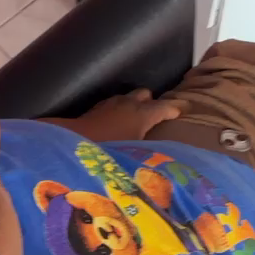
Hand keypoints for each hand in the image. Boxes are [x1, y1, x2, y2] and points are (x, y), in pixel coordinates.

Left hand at [57, 89, 183, 142]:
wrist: (72, 143)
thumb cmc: (106, 152)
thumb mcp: (132, 154)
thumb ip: (147, 151)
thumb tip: (157, 159)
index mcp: (142, 114)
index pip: (165, 108)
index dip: (174, 110)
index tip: (181, 112)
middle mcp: (129, 103)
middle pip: (146, 95)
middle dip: (152, 104)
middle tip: (155, 119)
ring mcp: (112, 103)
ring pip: (129, 97)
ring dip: (134, 106)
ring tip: (135, 122)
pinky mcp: (97, 108)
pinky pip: (114, 104)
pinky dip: (119, 111)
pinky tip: (116, 125)